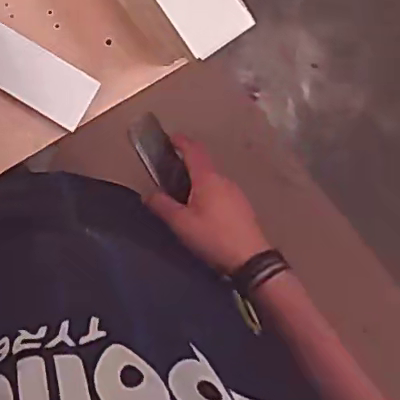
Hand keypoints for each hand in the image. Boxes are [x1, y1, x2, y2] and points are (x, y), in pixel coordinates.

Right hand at [140, 135, 272, 274]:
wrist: (252, 260)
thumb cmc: (213, 237)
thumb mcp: (181, 224)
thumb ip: (162, 206)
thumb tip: (148, 194)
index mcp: (207, 178)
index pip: (194, 150)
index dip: (181, 141)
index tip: (170, 138)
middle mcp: (223, 180)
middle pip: (203, 164)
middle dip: (186, 164)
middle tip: (170, 173)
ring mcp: (236, 193)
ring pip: (212, 179)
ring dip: (197, 181)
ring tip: (183, 196)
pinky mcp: (242, 207)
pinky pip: (221, 191)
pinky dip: (208, 193)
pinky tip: (203, 212)